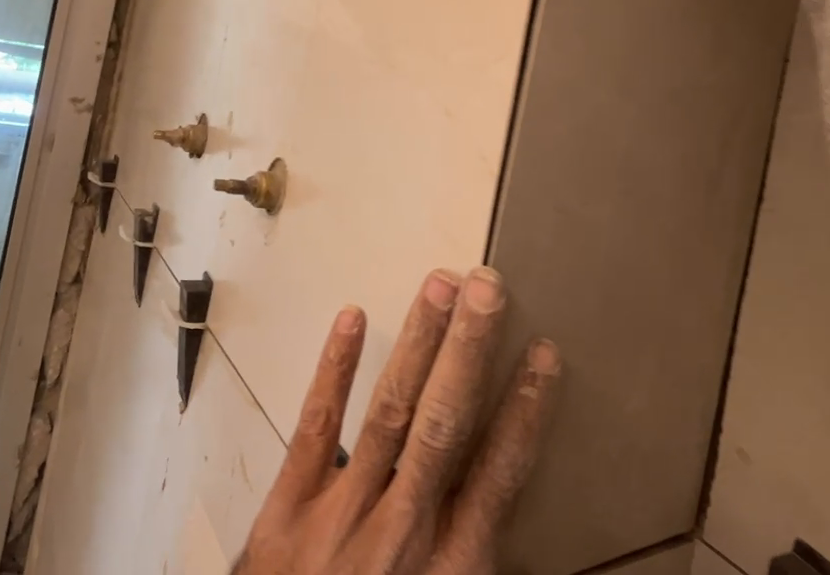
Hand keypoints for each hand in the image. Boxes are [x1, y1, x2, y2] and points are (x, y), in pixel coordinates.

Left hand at [233, 268, 561, 573]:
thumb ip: (478, 560)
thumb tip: (507, 507)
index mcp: (449, 565)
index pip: (497, 475)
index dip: (523, 410)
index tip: (543, 352)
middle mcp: (400, 528)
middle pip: (443, 424)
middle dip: (467, 350)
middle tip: (487, 284)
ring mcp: (338, 511)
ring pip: (388, 412)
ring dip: (417, 343)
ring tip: (441, 284)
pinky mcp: (286, 504)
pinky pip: (313, 427)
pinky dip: (333, 370)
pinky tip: (351, 316)